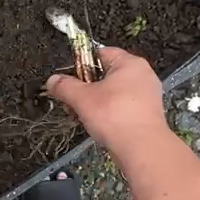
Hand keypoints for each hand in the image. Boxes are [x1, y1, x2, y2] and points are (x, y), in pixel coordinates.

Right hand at [46, 47, 170, 160]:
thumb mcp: (81, 98)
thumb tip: (52, 80)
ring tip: (83, 115)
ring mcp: (147, 94)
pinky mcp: (147, 112)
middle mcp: (142, 74)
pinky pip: (122, 106)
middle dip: (86, 86)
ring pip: (114, 91)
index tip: (68, 78)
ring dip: (95, 101)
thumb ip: (64, 86)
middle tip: (73, 100)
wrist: (142, 147)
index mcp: (129, 63)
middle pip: (106, 73)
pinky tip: (99, 124)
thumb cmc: (114, 116)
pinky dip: (109, 112)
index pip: (101, 52)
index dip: (81, 63)